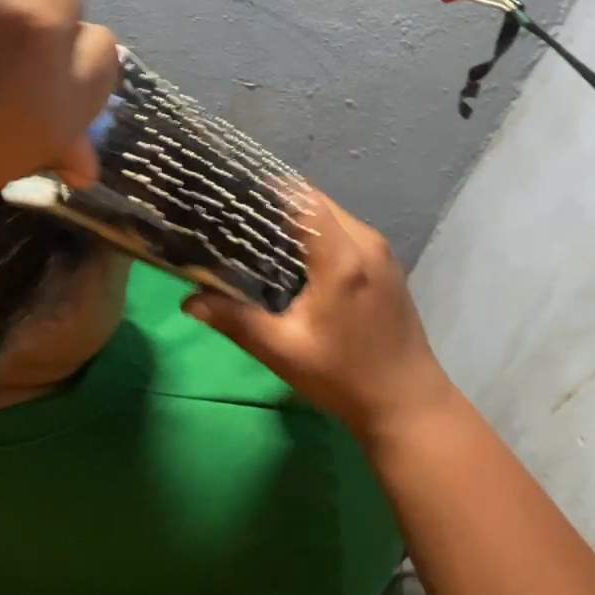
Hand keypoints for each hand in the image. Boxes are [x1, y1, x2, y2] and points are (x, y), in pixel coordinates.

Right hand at [183, 191, 454, 431]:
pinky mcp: (386, 267)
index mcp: (342, 259)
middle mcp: (367, 244)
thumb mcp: (282, 351)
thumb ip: (235, 320)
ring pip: (332, 216)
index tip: (232, 195)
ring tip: (257, 234)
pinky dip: (317, 233)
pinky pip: (345, 232)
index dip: (268, 190)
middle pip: (316, 203)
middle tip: (236, 217)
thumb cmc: (344, 376)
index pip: (303, 200)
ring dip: (297, 218)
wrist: (407, 404)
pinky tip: (291, 256)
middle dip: (277, 203)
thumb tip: (188, 302)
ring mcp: (381, 254)